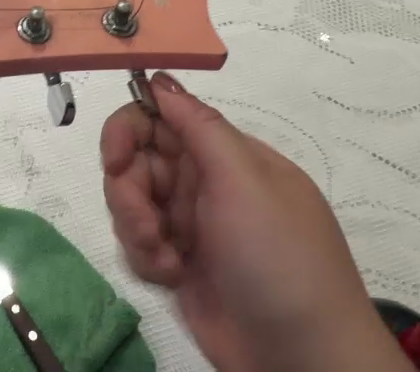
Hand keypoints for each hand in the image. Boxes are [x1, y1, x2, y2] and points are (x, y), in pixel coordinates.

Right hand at [100, 75, 409, 371]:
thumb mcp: (244, 182)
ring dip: (136, 226)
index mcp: (225, 155)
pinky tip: (172, 276)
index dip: (128, 130)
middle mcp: (204, 182)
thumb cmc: (278, 258)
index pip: (159, 118)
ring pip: (130, 200)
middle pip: (136, 159)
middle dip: (129, 189)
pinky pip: (137, 240)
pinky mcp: (177, 261)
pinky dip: (146, 256)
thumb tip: (160, 76)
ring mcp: (190, 223)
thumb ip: (199, 125)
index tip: (115, 158)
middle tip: (146, 222)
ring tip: (165, 258)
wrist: (304, 360)